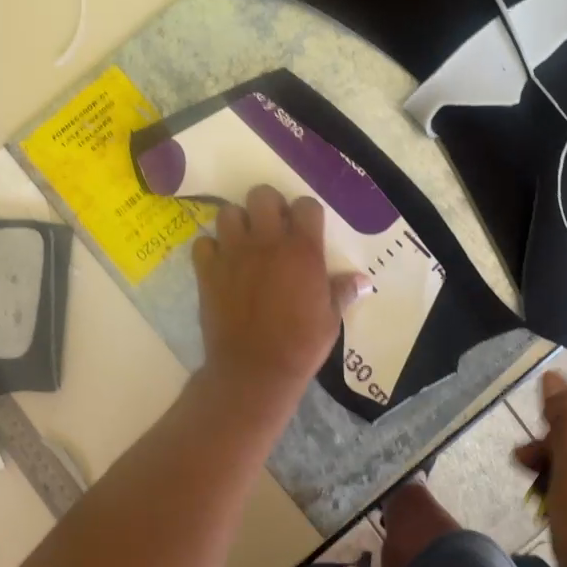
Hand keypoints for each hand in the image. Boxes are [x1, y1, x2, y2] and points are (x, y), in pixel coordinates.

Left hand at [191, 186, 371, 406]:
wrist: (253, 371)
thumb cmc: (300, 345)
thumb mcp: (330, 319)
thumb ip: (342, 292)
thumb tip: (362, 281)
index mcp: (302, 250)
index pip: (305, 205)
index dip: (306, 213)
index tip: (305, 228)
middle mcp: (267, 242)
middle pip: (262, 195)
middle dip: (268, 206)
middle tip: (272, 227)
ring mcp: (234, 254)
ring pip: (228, 213)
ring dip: (237, 223)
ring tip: (244, 242)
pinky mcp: (208, 271)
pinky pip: (203, 243)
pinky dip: (211, 249)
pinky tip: (221, 264)